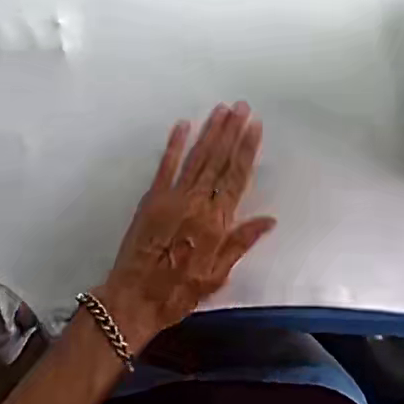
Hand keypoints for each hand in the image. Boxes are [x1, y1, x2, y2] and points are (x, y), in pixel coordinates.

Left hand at [94, 103, 275, 353]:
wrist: (135, 298)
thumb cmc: (179, 292)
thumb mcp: (217, 276)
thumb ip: (241, 243)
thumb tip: (269, 219)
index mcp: (216, 222)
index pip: (237, 177)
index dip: (247, 149)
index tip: (255, 125)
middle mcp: (197, 202)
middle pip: (218, 160)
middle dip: (231, 131)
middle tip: (241, 106)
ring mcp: (173, 196)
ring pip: (197, 157)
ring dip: (210, 132)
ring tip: (222, 109)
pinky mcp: (152, 196)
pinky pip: (166, 165)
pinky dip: (175, 144)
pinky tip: (183, 124)